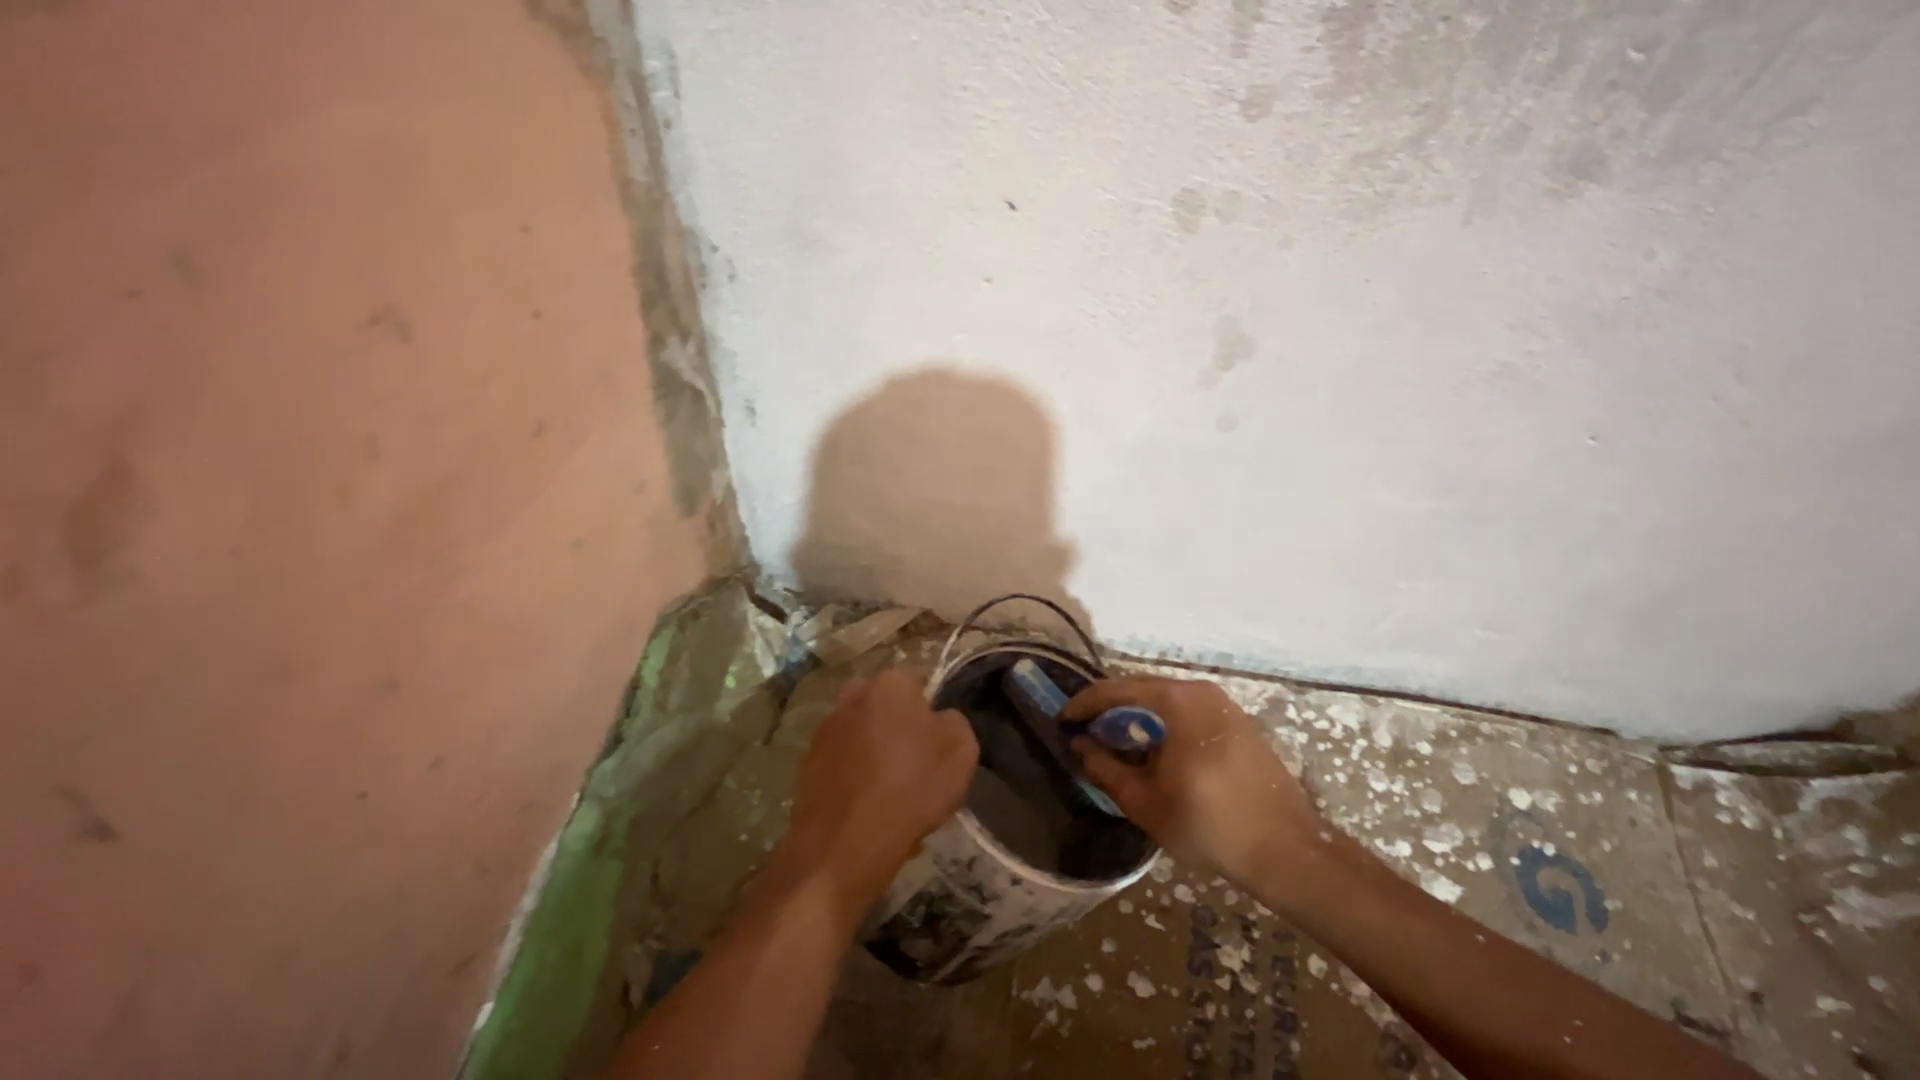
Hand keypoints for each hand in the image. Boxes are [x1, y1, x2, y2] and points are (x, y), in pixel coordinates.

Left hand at [779, 670, 978, 914]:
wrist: (845, 843)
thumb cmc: (912, 786)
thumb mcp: (961, 750)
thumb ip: (954, 723)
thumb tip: (938, 721)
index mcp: (888, 684)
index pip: (916, 688)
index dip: (929, 719)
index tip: (936, 750)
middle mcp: (850, 698)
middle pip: (884, 713)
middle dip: (897, 734)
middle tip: (916, 772)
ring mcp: (823, 733)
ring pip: (862, 741)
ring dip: (875, 760)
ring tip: (894, 801)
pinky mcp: (806, 767)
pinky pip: (843, 770)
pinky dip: (855, 786)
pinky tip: (870, 815)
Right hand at [1063, 676, 1324, 887]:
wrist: (1285, 850)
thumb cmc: (1208, 824)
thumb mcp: (1145, 801)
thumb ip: (1105, 768)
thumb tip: (1081, 745)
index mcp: (1180, 702)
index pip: (1118, 689)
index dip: (1084, 704)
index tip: (1062, 720)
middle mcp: (1204, 693)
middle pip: (1144, 689)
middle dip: (1110, 708)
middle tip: (1084, 730)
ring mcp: (1226, 707)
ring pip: (1167, 702)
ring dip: (1137, 718)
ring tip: (1114, 742)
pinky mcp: (1239, 726)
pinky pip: (1189, 714)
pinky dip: (1163, 725)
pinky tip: (1153, 751)